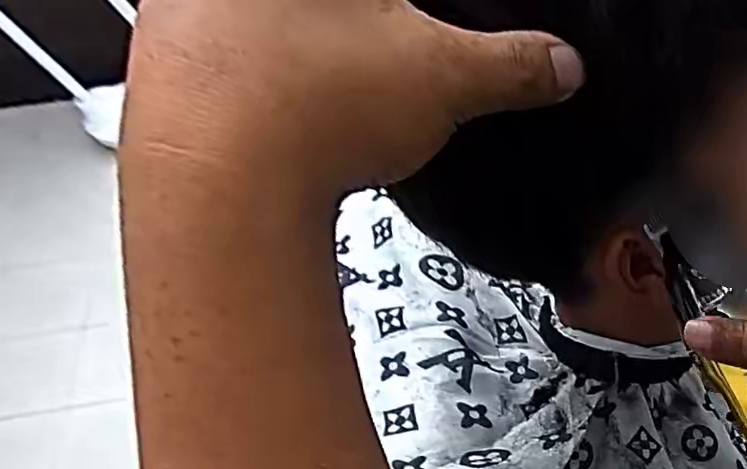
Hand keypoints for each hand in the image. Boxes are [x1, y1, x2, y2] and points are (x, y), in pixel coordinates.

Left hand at [122, 0, 583, 197]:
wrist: (227, 174)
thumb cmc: (311, 103)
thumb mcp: (444, 77)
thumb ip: (511, 65)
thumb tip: (561, 62)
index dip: (436, 8)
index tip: (437, 32)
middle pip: (355, 3)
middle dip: (382, 19)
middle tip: (397, 46)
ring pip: (293, 18)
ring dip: (327, 38)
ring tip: (359, 78)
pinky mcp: (185, 44)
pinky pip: (252, 43)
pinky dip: (291, 69)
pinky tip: (317, 103)